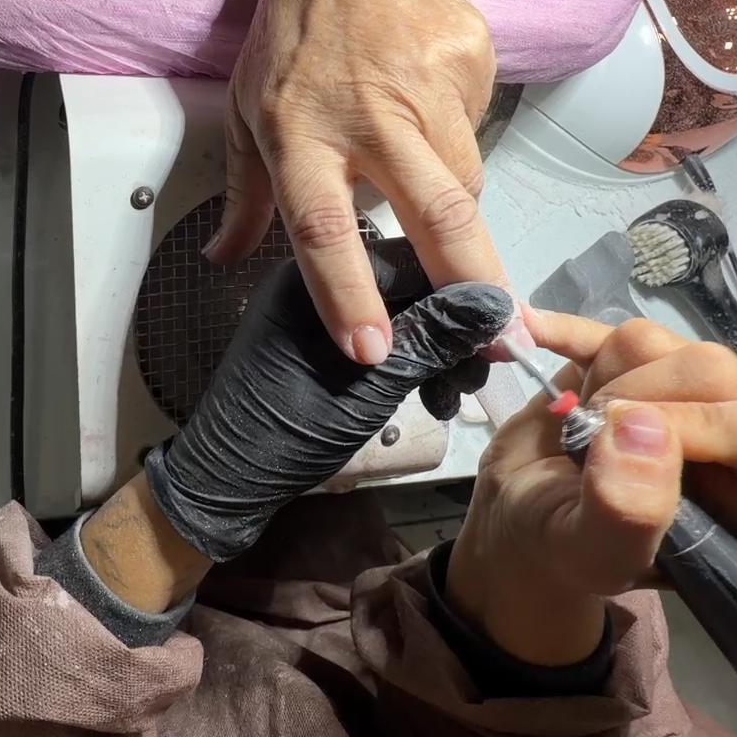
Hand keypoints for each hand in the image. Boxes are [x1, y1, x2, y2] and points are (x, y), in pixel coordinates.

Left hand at [146, 239, 511, 562]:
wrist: (231, 477)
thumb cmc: (291, 429)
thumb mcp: (371, 384)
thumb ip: (433, 338)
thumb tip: (498, 302)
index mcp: (314, 274)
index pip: (410, 259)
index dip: (465, 296)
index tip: (504, 339)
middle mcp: (315, 282)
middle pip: (409, 288)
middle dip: (453, 331)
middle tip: (479, 375)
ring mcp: (318, 314)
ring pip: (400, 317)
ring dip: (437, 353)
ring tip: (452, 396)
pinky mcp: (322, 344)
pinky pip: (380, 339)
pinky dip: (411, 364)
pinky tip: (431, 396)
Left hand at [213, 0, 508, 366]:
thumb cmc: (292, 35)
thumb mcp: (245, 109)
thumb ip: (242, 195)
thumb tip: (220, 259)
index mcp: (298, 133)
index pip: (322, 228)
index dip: (346, 294)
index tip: (373, 351)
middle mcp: (369, 116)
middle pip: (433, 214)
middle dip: (471, 285)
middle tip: (497, 342)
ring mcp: (430, 88)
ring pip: (466, 185)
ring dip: (463, 231)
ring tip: (455, 249)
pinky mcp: (474, 65)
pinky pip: (475, 140)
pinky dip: (458, 161)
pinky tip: (429, 134)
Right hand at [447, 313, 736, 664]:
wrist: (520, 519)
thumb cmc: (566, 551)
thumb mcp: (591, 555)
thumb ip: (625, 513)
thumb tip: (638, 426)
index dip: (710, 425)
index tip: (630, 444)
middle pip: (715, 369)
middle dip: (634, 399)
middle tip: (588, 440)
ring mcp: (686, 391)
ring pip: (659, 342)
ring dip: (600, 379)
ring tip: (575, 424)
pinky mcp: (633, 362)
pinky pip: (605, 323)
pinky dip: (564, 330)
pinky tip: (531, 335)